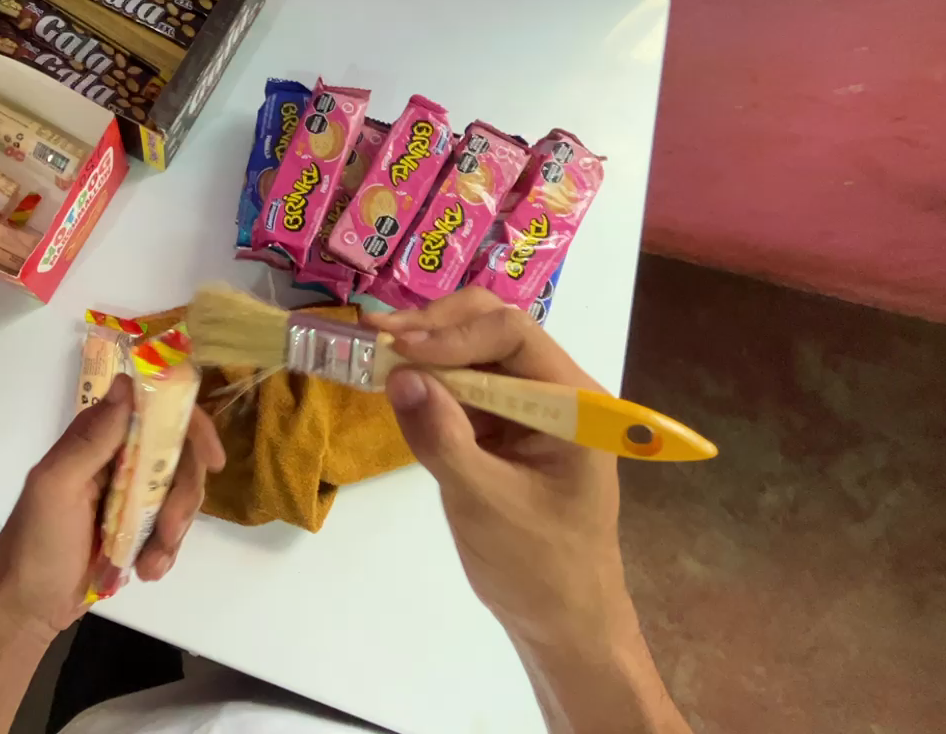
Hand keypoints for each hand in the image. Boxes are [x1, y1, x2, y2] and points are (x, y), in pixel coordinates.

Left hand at [0, 372, 226, 636]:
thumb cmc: (37, 541)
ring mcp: (130, 491)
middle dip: (182, 496)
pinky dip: (166, 551)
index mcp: (99, 435)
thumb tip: (126, 384)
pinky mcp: (137, 525)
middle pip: (178, 455)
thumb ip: (92, 438)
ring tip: (149, 564)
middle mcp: (119, 455)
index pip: (154, 409)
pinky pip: (171, 527)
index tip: (213, 459)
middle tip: (170, 531)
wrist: (27, 605)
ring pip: (179, 493)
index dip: (189, 425)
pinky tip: (147, 570)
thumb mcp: (57, 486)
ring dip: (174, 531)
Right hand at [365, 289, 633, 650]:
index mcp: (573, 404)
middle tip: (377, 336)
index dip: (453, 334)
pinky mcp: (495, 419)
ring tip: (371, 347)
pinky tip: (387, 373)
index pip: (512, 335)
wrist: (559, 620)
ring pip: (469, 344)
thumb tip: (399, 376)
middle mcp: (551, 390)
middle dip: (433, 325)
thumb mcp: (486, 504)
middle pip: (490, 325)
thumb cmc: (537, 567)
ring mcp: (522, 403)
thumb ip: (443, 438)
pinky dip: (420, 370)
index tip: (398, 350)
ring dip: (421, 343)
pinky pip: (456, 377)